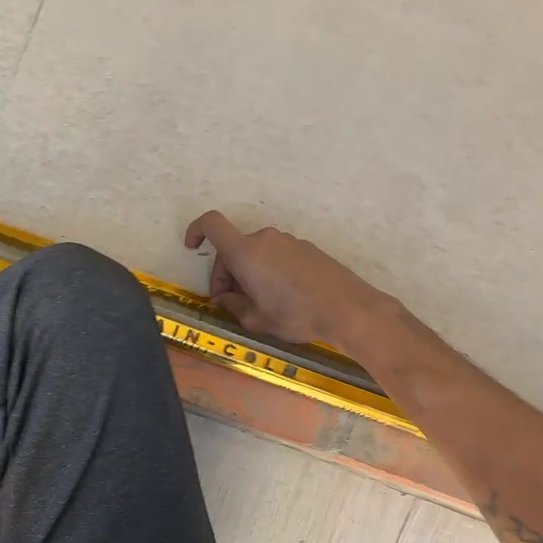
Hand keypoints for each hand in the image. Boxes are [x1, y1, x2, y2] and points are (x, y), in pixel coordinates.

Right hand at [182, 211, 395, 345]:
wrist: (350, 310)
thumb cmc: (296, 315)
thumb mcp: (255, 319)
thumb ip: (232, 305)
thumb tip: (224, 299)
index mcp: (246, 252)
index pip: (211, 224)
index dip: (195, 230)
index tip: (192, 248)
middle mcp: (265, 239)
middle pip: (233, 247)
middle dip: (225, 273)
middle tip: (231, 302)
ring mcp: (289, 242)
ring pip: (255, 253)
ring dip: (248, 274)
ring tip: (259, 303)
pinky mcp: (307, 249)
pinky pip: (275, 256)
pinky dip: (268, 272)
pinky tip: (282, 297)